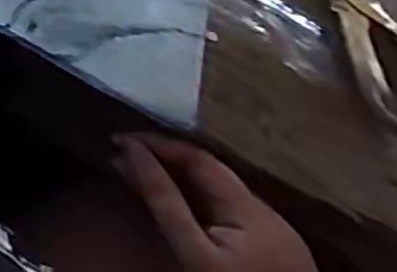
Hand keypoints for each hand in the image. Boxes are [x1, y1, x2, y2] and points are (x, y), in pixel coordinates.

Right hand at [112, 133, 315, 271]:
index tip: (117, 141)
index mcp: (256, 214)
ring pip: (218, 191)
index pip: (199, 158)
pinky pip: (228, 212)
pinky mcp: (278, 254)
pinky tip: (174, 204)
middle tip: (120, 159)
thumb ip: (163, 198)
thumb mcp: (193, 253)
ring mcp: (280, 238)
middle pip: (210, 173)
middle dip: (163, 160)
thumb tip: (130, 149)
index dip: (156, 143)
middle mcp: (272, 218)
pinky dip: (195, 200)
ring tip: (137, 177)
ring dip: (176, 179)